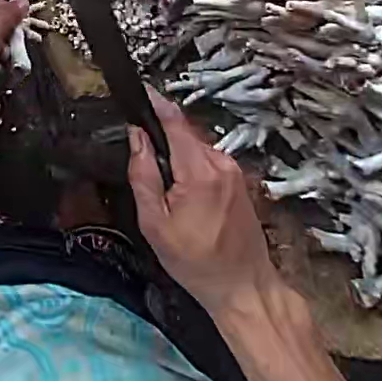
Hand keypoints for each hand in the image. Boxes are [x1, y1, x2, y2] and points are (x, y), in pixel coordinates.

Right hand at [127, 87, 280, 315]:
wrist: (245, 290)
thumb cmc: (195, 261)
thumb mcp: (154, 222)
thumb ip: (142, 174)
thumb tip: (136, 136)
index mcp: (199, 172)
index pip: (174, 122)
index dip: (155, 103)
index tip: (139, 90)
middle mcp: (221, 164)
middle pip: (183, 133)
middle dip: (160, 137)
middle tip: (142, 161)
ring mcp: (234, 172)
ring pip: (194, 147)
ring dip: (175, 154)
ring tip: (163, 186)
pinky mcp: (239, 181)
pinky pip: (206, 160)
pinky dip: (189, 165)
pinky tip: (182, 193)